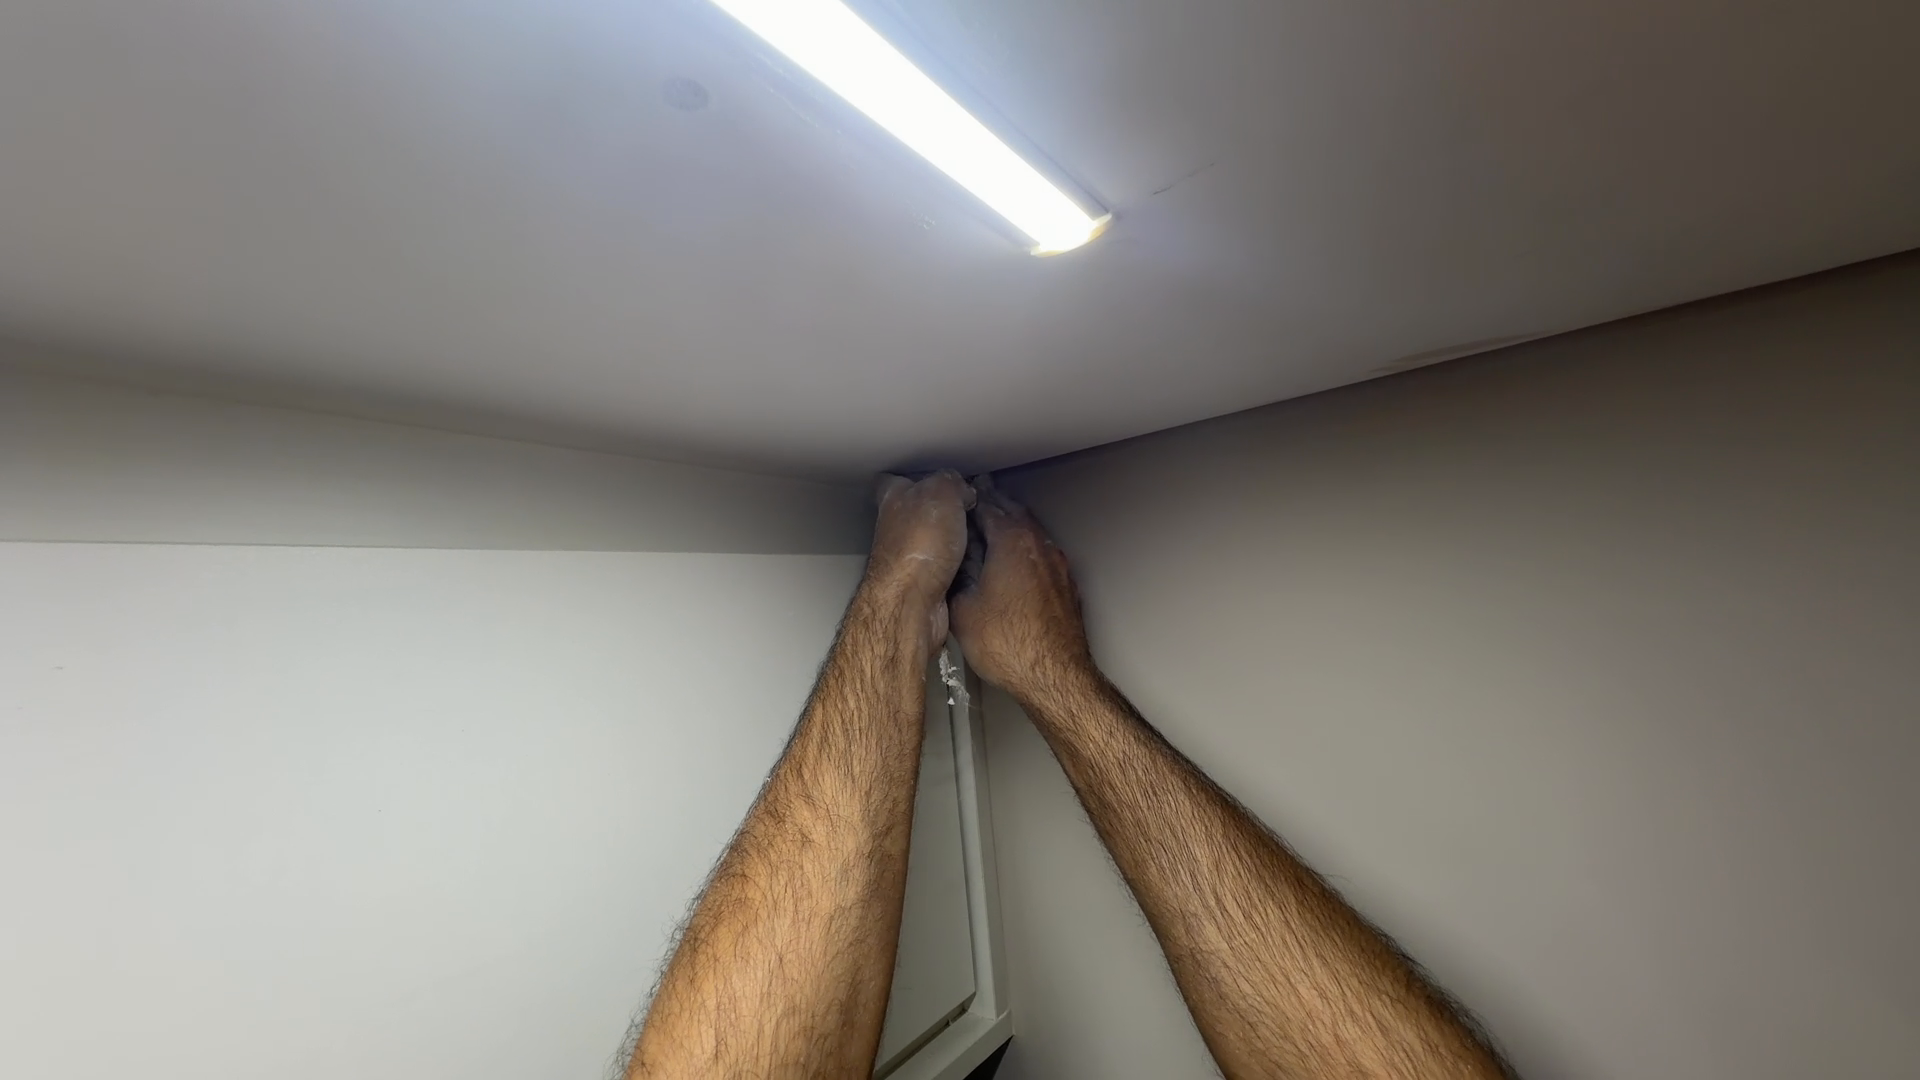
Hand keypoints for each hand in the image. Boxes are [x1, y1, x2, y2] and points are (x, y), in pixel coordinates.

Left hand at [868, 471, 974, 653]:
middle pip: (919, 510)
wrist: (912, 602)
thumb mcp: (942, 492)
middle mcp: (895, 527)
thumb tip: (964, 491)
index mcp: (893, 498)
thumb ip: (952, 481)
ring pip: (934, 540)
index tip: (940, 478)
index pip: (894, 479)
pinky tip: (978, 561)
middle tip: (974, 506)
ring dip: (956, 538)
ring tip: (984, 532)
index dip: (915, 476)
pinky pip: (945, 566)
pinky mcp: (921, 583)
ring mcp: (907, 557)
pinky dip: (960, 564)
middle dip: (945, 509)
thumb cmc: (921, 541)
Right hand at [950, 475, 1093, 700]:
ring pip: (1032, 531)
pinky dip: (1027, 547)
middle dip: (994, 502)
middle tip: (977, 494)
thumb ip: (955, 579)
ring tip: (995, 522)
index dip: (969, 498)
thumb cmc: (1007, 643)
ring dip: (1013, 523)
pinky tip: (1017, 559)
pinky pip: (1042, 553)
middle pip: (1014, 511)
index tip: (956, 494)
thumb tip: (952, 568)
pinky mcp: (1066, 585)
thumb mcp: (962, 610)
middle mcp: (1038, 544)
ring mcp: (1057, 564)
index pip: (987, 506)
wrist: (1054, 677)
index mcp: (1011, 540)